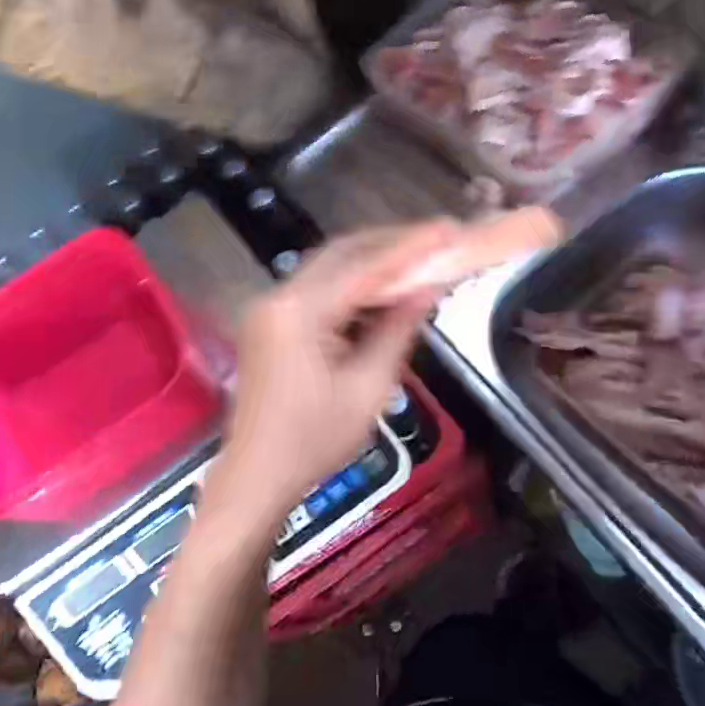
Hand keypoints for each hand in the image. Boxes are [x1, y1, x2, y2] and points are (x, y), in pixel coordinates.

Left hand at [207, 223, 453, 534]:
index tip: (448, 229)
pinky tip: (379, 293)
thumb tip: (427, 288)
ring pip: (327, 268)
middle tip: (435, 240)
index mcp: (299, 313)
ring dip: (370, 263)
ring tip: (416, 262)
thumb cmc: (314, 442)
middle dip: (389, 244)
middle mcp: (276, 298)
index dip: (410, 247)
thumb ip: (397, 329)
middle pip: (340, 253)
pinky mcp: (267, 323)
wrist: (256, 476)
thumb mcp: (368, 389)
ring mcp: (267, 309)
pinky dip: (348, 286)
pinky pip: (314, 290)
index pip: (363, 266)